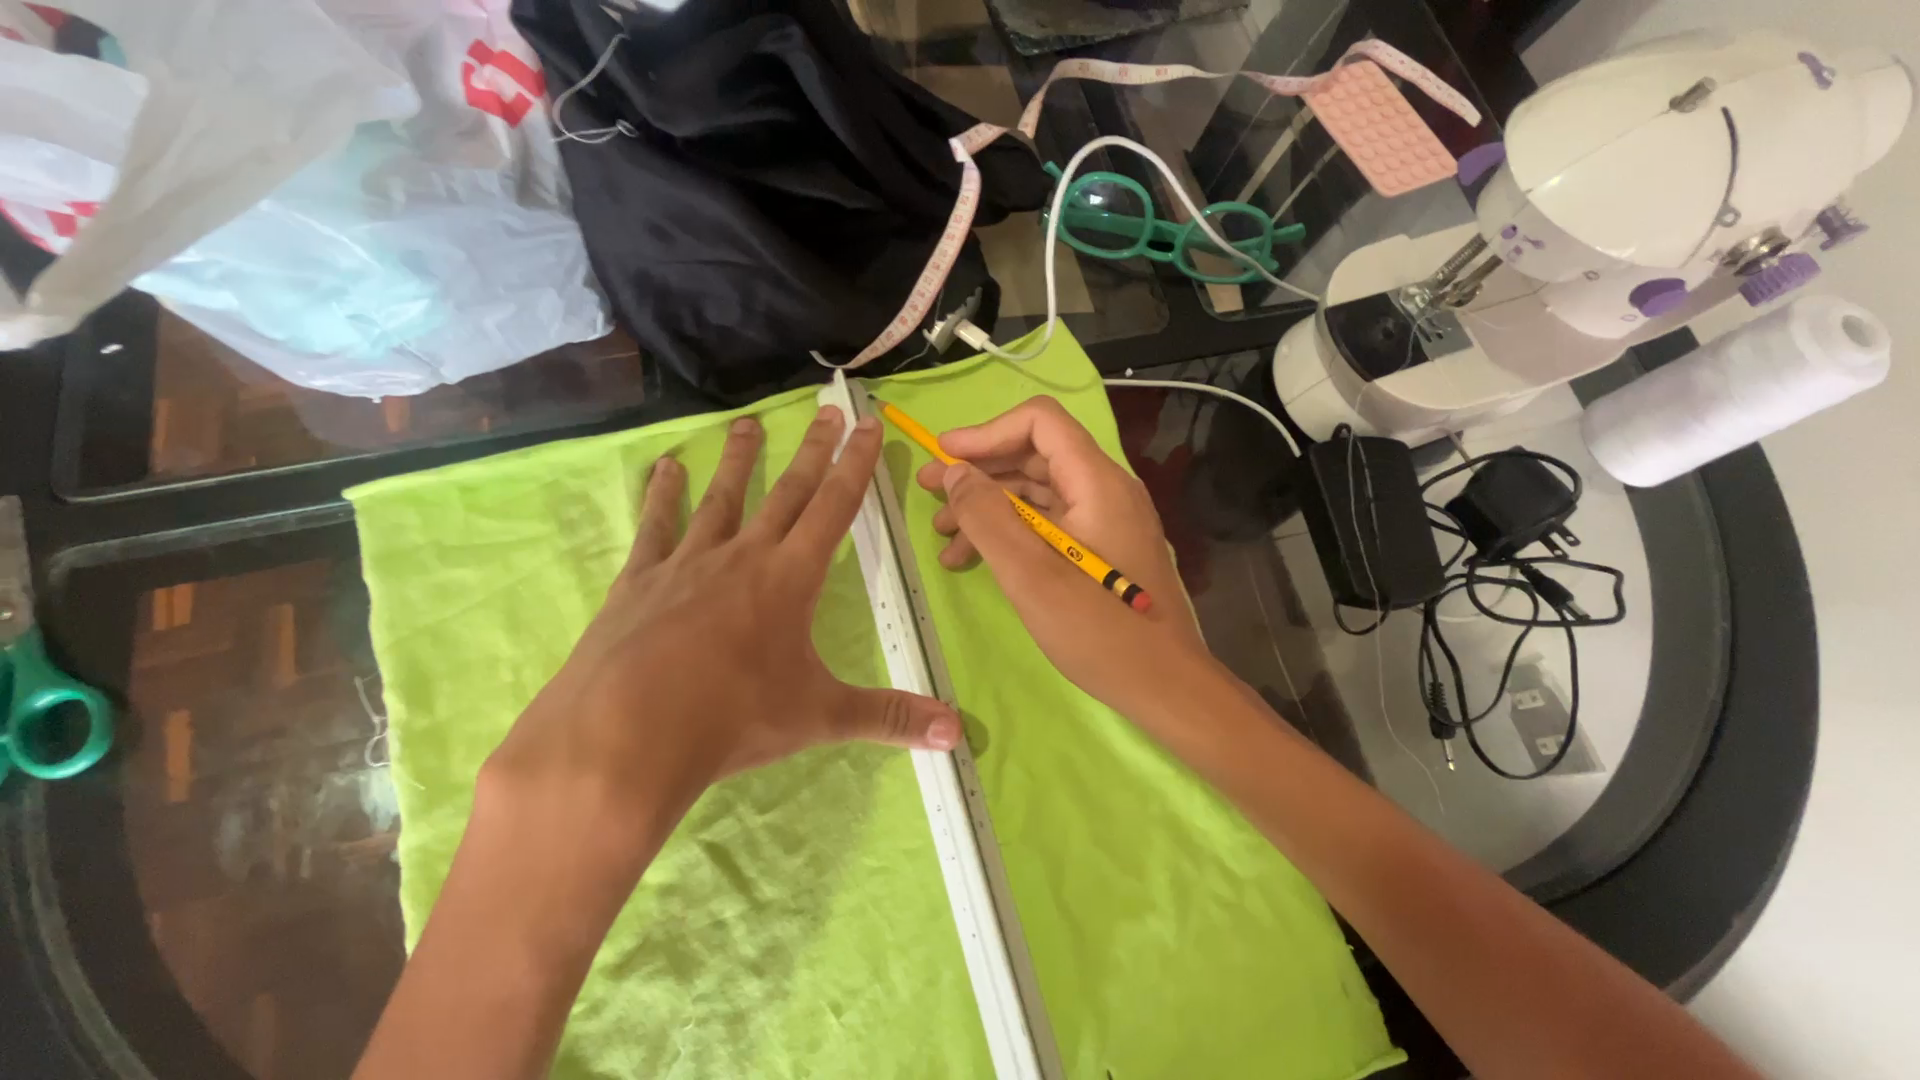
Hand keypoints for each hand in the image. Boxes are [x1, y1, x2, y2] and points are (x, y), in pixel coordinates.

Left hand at [479, 407, 961, 892]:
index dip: (856, 465)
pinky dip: (662, 494)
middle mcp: (743, 555)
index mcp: (791, 578)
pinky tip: (665, 468)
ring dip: (739, 459)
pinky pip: (656, 525)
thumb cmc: (733, 718)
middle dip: (812, 450)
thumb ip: (889, 716)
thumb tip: (958, 733)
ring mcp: (687, 562)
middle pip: (786, 491)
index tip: (866, 424)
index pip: (834, 508)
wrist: (626, 734)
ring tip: (748, 423)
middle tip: (825, 410)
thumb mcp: (819, 717)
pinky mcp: (640, 580)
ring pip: (721, 498)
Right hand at [915, 396, 1219, 720]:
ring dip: (987, 507)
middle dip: (978, 471)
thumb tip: (954, 473)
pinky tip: (970, 561)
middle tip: (927, 492)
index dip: (987, 432)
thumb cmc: (1099, 630)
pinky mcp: (1100, 549)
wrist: (1165, 686)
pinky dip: (1009, 534)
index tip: (944, 457)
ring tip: (941, 536)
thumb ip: (987, 517)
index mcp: (1096, 482)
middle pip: (1034, 455)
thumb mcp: (1030, 574)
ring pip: (1036, 493)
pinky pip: (1047, 524)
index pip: (1040, 422)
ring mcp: (1105, 520)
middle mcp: (1104, 490)